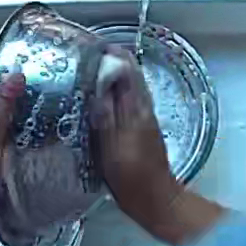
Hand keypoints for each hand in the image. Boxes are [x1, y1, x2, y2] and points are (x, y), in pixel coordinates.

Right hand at [91, 48, 181, 231]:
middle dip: (113, 61)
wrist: (155, 200)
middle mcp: (143, 107)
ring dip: (116, 74)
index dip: (112, 54)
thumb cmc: (131, 177)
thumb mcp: (110, 147)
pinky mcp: (144, 128)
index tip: (94, 46)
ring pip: (131, 86)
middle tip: (90, 55)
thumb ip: (105, 115)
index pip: (127, 68)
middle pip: (131, 74)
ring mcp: (145, 117)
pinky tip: (105, 96)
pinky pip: (131, 99)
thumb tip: (101, 85)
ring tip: (94, 70)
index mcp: (136, 108)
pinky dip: (118, 90)